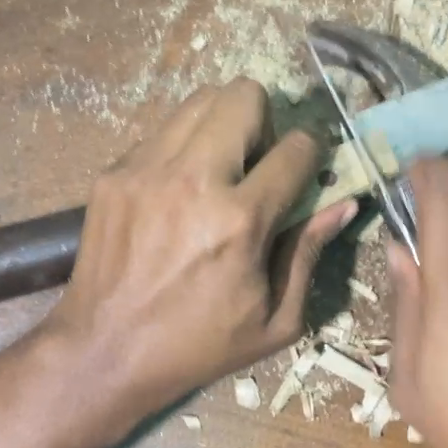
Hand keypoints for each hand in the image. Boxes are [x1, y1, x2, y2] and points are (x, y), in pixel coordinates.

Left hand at [46, 80, 355, 416]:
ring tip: (221, 170)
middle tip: (259, 163)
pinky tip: (180, 193)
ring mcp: (145, 170)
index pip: (296, 148)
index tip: (306, 172)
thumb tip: (342, 204)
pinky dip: (184, 149)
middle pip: (243, 96)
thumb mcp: (276, 321)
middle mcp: (192, 180)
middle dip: (266, 122)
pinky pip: (163, 132)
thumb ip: (308, 254)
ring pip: (200, 100)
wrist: (105, 351)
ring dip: (224, 126)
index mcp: (240, 221)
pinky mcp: (113, 174)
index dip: (312, 155)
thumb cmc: (200, 345)